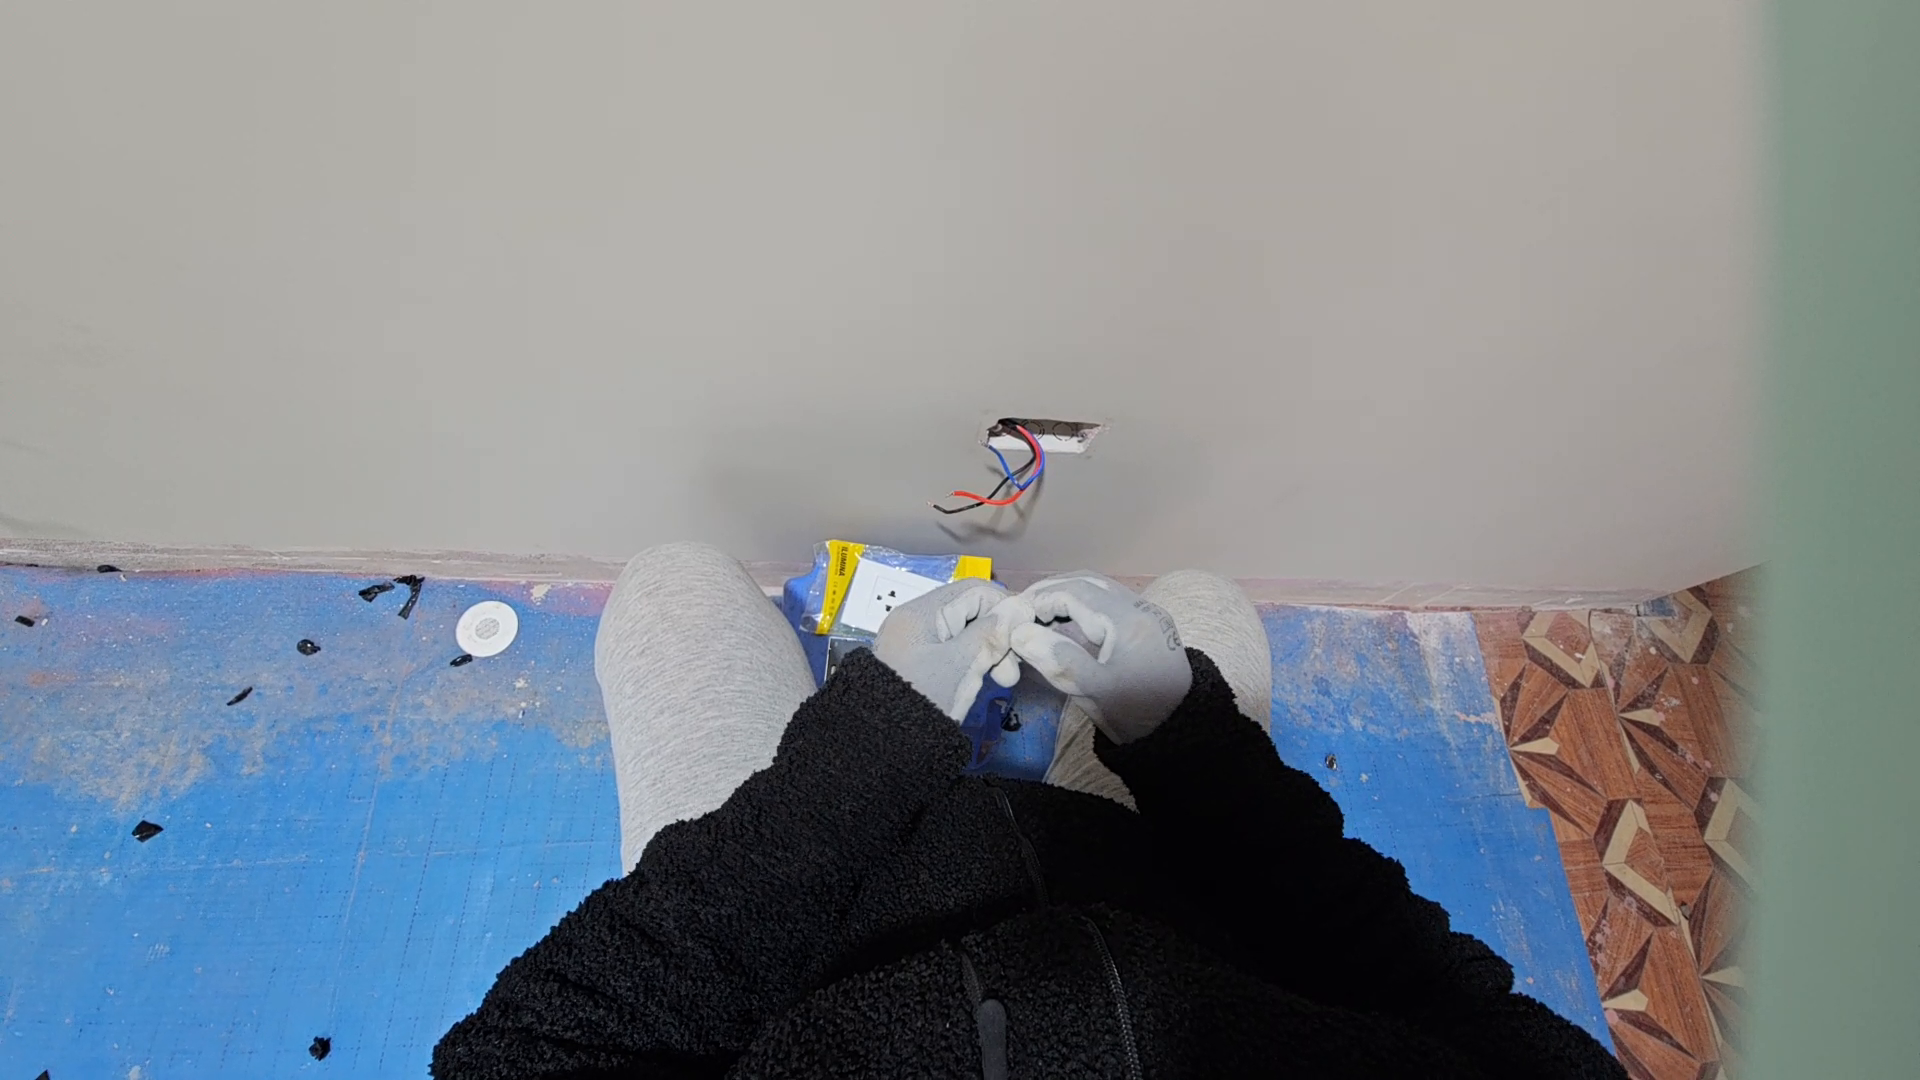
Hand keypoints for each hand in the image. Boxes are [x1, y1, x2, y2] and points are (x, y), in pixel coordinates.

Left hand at [873, 580, 1030, 720]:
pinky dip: (972, 662)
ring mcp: (915, 642)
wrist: (880, 747)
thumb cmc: (922, 701)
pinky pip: (953, 651)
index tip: (1026, 634)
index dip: (1006, 607)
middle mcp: (917, 620)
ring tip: (1003, 681)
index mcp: (923, 611)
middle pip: (971, 612)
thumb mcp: (962, 665)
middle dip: (998, 636)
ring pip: (965, 634)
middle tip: (1012, 671)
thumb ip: (991, 633)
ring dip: (988, 652)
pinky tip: (982, 681)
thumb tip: (1019, 606)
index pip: (975, 591)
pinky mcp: (917, 662)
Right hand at [1010, 573, 1191, 743]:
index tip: (1016, 615)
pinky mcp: (1143, 627)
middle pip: (1088, 583)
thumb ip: (1060, 660)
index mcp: (1129, 620)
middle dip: (1051, 592)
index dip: (1041, 598)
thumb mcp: (1096, 692)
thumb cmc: (1137, 714)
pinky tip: (1061, 625)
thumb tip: (1021, 634)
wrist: (1180, 734)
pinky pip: (1106, 605)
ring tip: (1037, 617)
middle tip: (1023, 609)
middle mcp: (1139, 608)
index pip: (1077, 591)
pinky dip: (1080, 609)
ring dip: (1065, 598)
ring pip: (1097, 591)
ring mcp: (1143, 615)